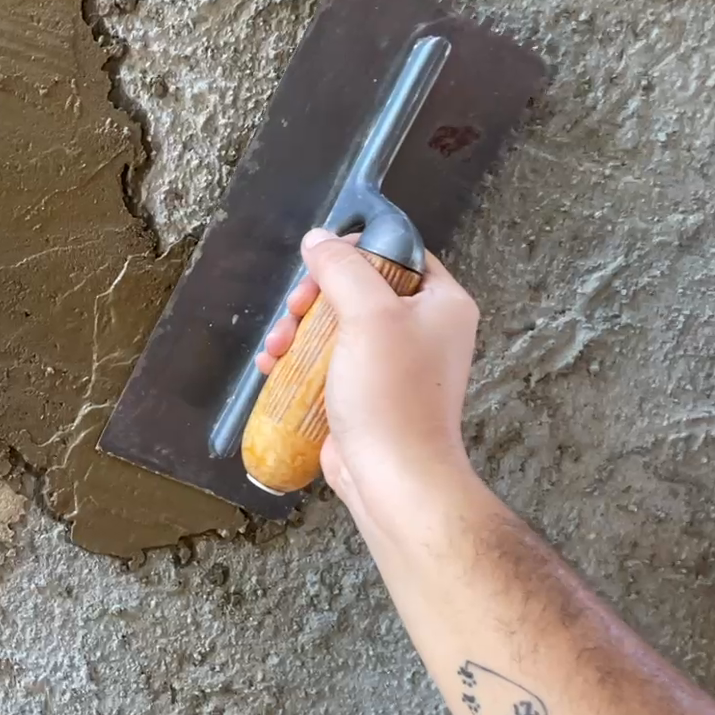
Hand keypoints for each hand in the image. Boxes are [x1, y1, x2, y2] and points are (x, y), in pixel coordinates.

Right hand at [255, 229, 480, 517]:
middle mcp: (421, 330)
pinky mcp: (363, 392)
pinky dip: (297, 359)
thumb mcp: (369, 317)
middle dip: (314, 297)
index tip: (320, 262)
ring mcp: (391, 364)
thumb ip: (343, 269)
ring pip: (335, 326)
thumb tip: (317, 238)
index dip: (357, 250)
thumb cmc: (391, 396)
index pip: (400, 255)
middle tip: (294, 309)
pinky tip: (273, 366)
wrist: (391, 476)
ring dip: (297, 329)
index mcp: (441, 304)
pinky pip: (326, 360)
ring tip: (276, 346)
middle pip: (358, 289)